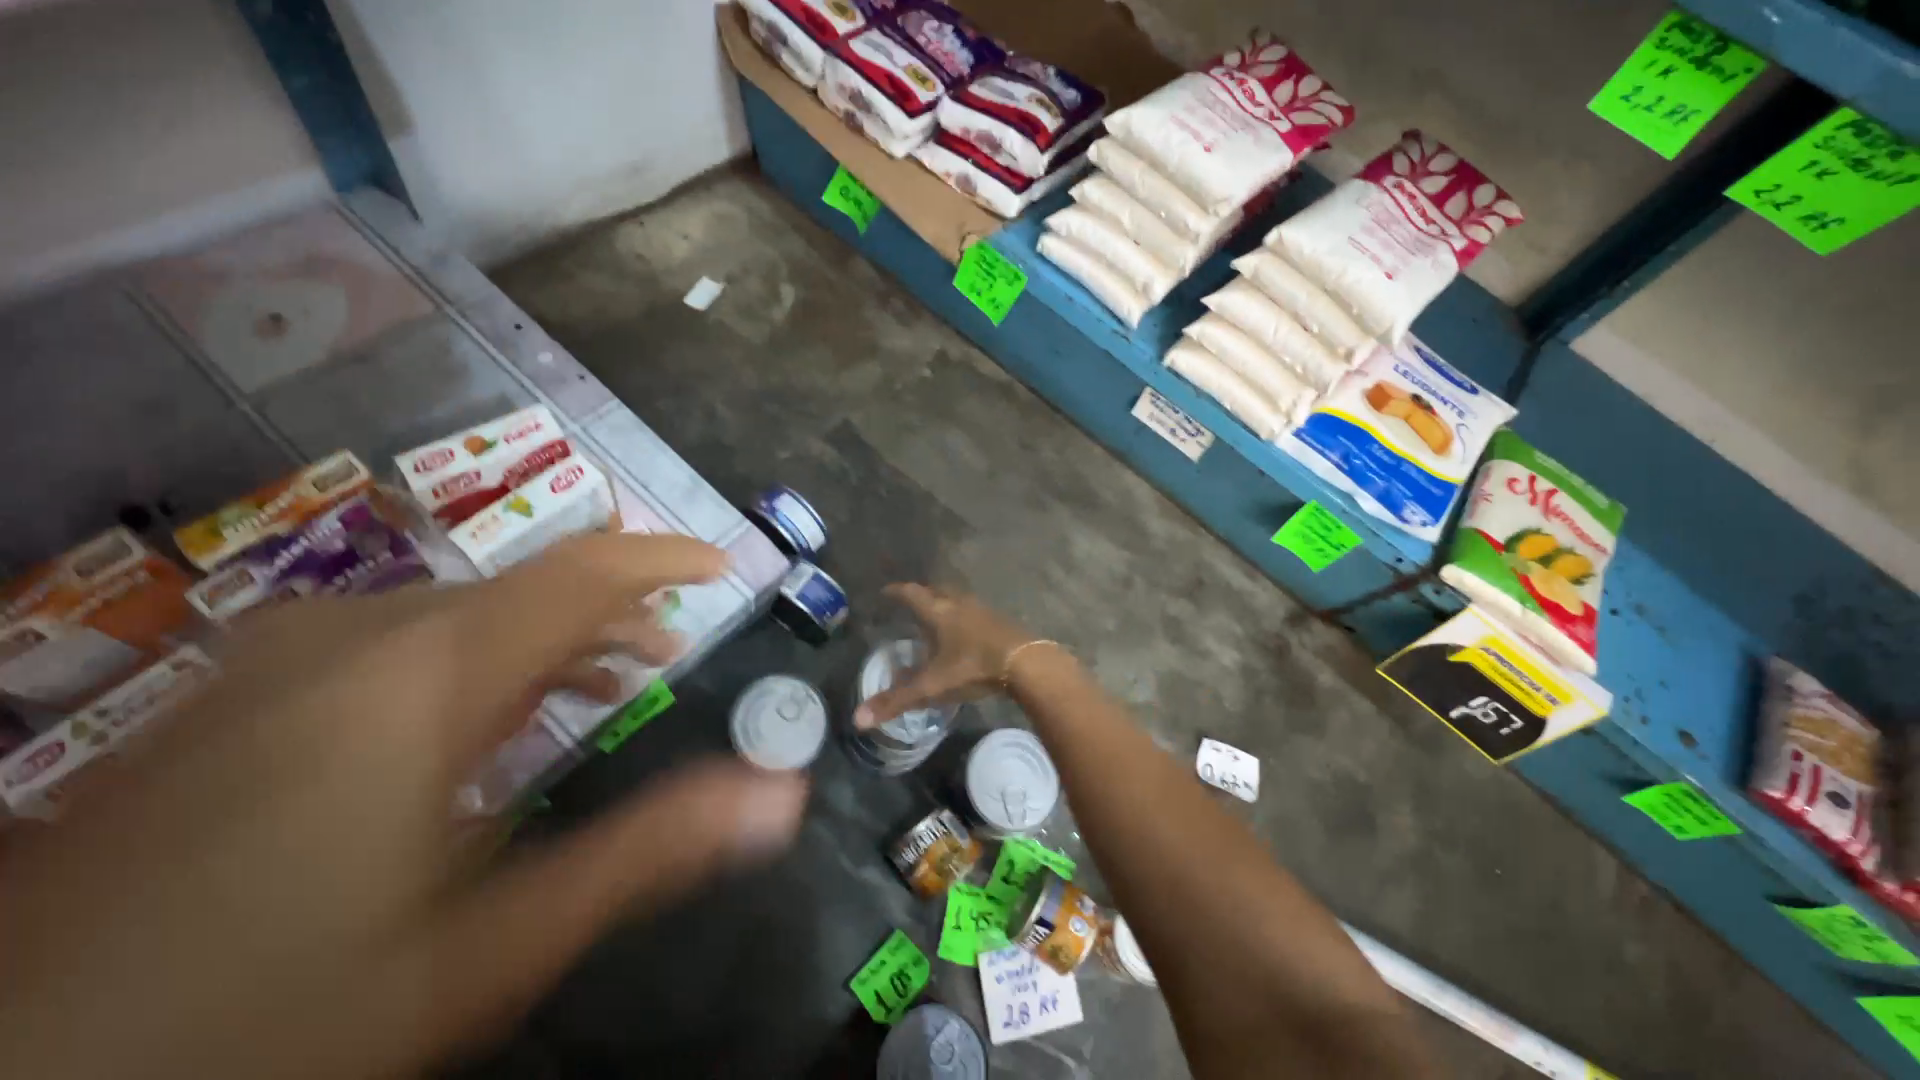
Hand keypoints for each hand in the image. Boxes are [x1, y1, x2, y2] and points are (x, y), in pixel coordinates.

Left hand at [0, 533, 808, 1079]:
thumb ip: (646, 851)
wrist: (27, 1057)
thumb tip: (780, 798)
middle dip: (609, 615)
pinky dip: (462, 658)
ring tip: (594, 688)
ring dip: (538, 640)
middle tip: (668, 659)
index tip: (725, 568)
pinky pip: (385, 639)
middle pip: (518, 588)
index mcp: (426, 675)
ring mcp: (278, 654)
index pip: (580, 572)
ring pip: (452, 612)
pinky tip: (471, 723)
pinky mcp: (231, 689)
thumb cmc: (285, 1001)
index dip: (664, 559)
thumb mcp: (492, 942)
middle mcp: (353, 634)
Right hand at [852, 584, 1045, 728]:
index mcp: (939, 612)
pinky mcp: (1003, 623)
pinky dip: (966, 619)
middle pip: (937, 591)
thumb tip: (858, 719)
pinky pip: (977, 614)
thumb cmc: (974, 668)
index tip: (885, 592)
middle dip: (922, 595)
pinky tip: (967, 636)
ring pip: (959, 601)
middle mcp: (960, 604)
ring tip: (937, 619)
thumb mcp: (932, 687)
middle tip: (911, 603)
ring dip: (946, 606)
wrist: (1027, 664)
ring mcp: (985, 611)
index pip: (912, 594)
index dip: (896, 592)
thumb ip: (896, 701)